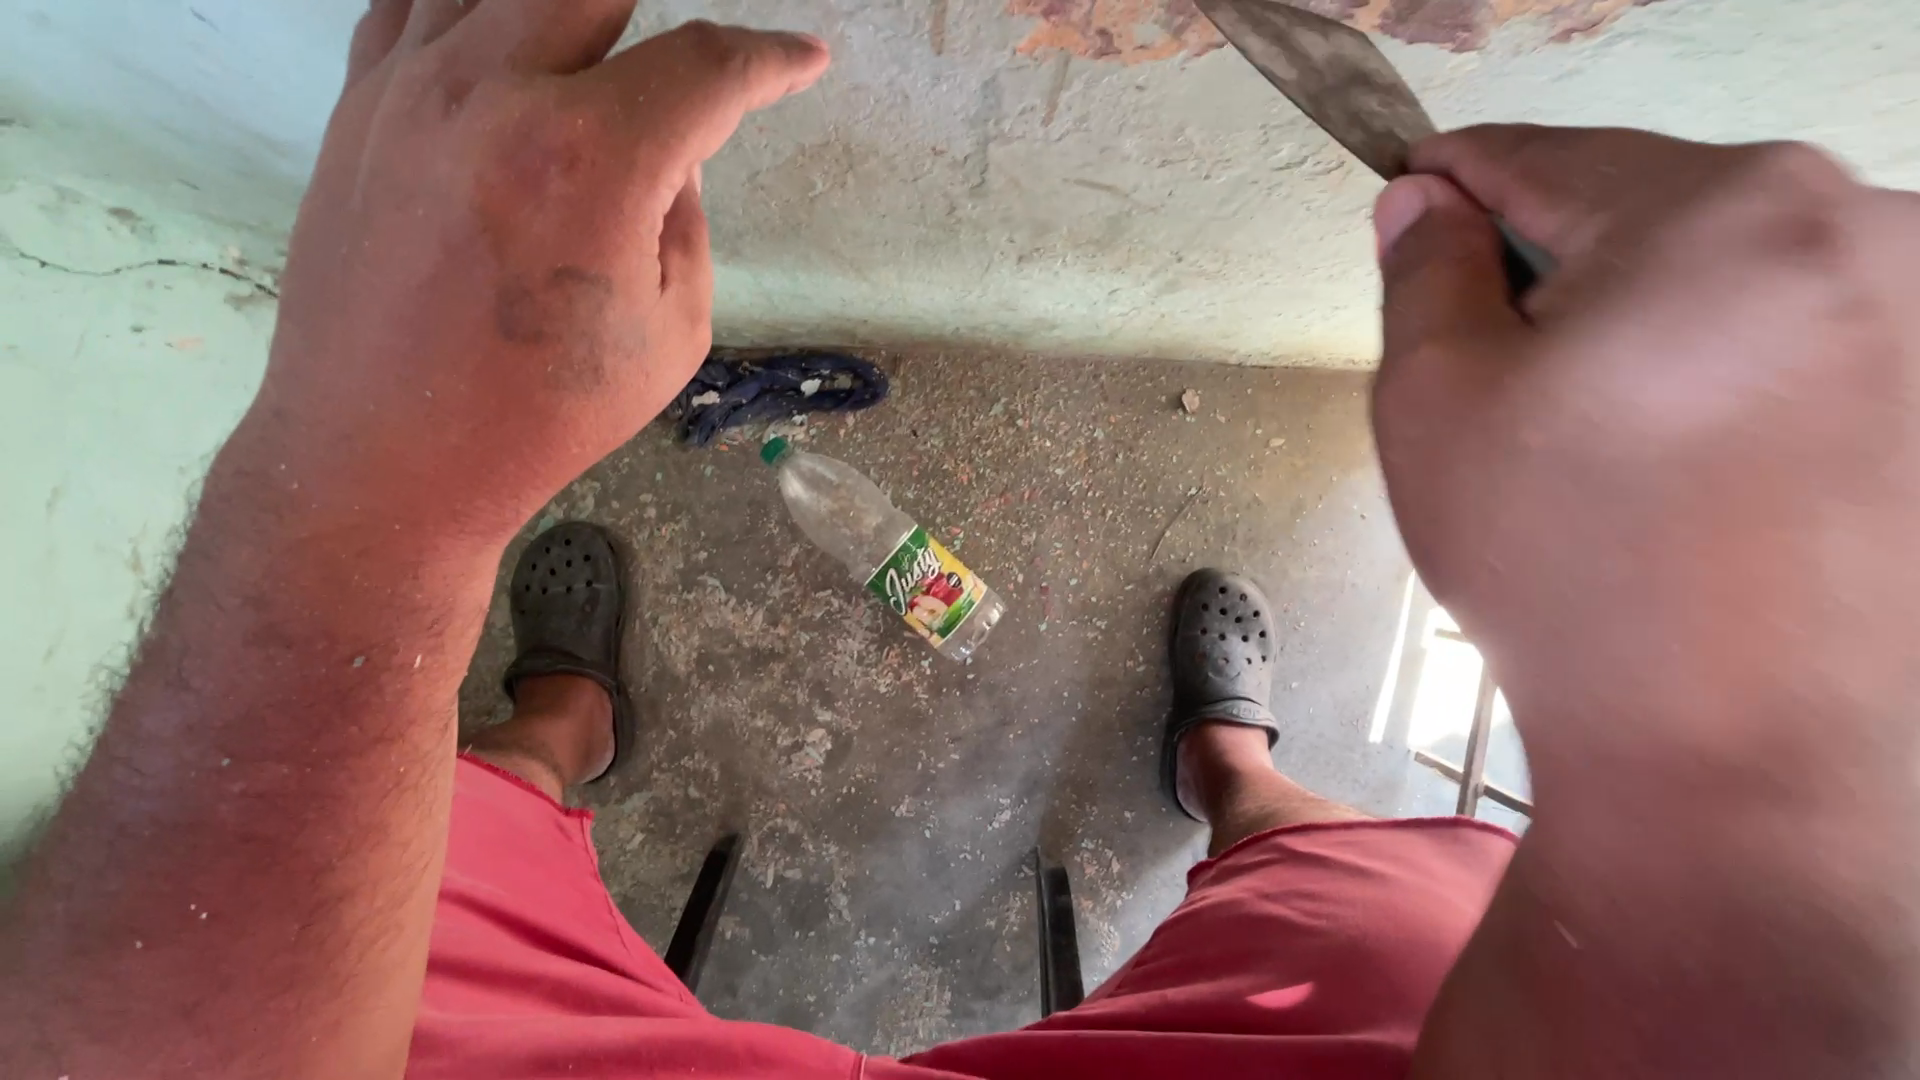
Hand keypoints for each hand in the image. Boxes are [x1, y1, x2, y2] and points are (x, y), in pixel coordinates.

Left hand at [248, 0, 827, 544]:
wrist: (393, 448)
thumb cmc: (551, 409)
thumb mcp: (673, 330)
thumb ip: (685, 221)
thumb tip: (673, 153)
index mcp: (596, 160)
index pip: (707, 67)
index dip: (772, 59)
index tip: (805, 60)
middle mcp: (499, 91)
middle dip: (665, 16)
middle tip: (692, 67)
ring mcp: (415, 85)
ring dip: (578, 6)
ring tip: (603, 56)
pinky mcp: (361, 102)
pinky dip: (480, 4)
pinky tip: (508, 39)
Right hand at [1370, 126, 1919, 788]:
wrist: (1730, 741)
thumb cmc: (1548, 553)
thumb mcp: (1432, 401)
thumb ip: (1421, 276)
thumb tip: (1419, 200)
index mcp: (1715, 211)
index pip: (1538, 154)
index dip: (1446, 178)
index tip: (1401, 203)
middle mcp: (1858, 224)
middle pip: (1635, 208)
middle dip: (1534, 265)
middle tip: (1472, 364)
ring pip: (1707, 271)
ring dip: (1613, 316)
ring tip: (1563, 431)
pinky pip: (1771, 330)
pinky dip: (1686, 362)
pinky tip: (1650, 459)